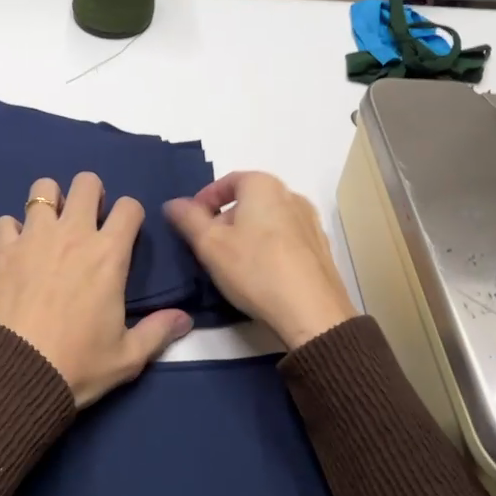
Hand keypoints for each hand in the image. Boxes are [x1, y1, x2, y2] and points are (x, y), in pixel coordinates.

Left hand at [0, 172, 192, 407]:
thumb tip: (185, 318)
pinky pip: (5, 220)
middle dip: (91, 195)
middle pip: (86, 182)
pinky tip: (17, 250)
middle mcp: (73, 234)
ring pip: (43, 189)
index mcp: (108, 253)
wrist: (21, 374)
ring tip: (51, 227)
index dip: (130, 215)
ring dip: (50, 202)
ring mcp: (35, 237)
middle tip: (88, 221)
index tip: (125, 233)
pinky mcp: (4, 249)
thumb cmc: (80, 363)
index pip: (129, 206)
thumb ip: (158, 331)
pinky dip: (12, 230)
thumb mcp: (128, 355)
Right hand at [164, 172, 357, 349]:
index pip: (227, 182)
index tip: (191, 223)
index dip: (204, 200)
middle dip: (225, 220)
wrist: (313, 314)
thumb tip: (173, 203)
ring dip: (247, 235)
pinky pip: (286, 239)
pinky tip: (261, 275)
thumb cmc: (255, 269)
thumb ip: (187, 218)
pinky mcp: (321, 249)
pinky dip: (269, 248)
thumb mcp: (209, 244)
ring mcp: (310, 222)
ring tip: (233, 263)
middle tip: (209, 245)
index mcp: (264, 185)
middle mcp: (291, 195)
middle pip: (248, 201)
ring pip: (268, 220)